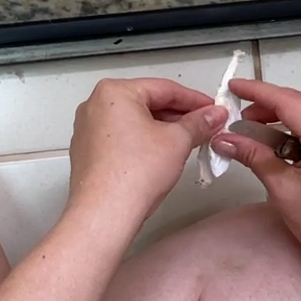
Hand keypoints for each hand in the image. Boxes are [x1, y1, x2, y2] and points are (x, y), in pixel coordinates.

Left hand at [67, 78, 226, 228]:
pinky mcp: (87, 152)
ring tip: (188, 142)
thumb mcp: (177, 141)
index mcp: (114, 92)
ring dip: (162, 129)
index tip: (213, 109)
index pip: (164, 88)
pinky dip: (142, 142)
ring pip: (134, 121)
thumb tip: (213, 115)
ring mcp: (87, 129)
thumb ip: (198, 123)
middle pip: (147, 103)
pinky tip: (161, 155)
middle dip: (179, 116)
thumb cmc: (133, 173)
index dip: (195, 100)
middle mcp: (95, 105)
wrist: (105, 212)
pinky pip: (121, 138)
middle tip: (205, 126)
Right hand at [209, 79, 300, 275]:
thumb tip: (223, 139)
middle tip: (240, 117)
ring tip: (259, 131)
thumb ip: (255, 157)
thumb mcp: (284, 191)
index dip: (258, 92)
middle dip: (270, 106)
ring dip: (287, 118)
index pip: (289, 102)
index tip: (233, 87)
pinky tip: (287, 144)